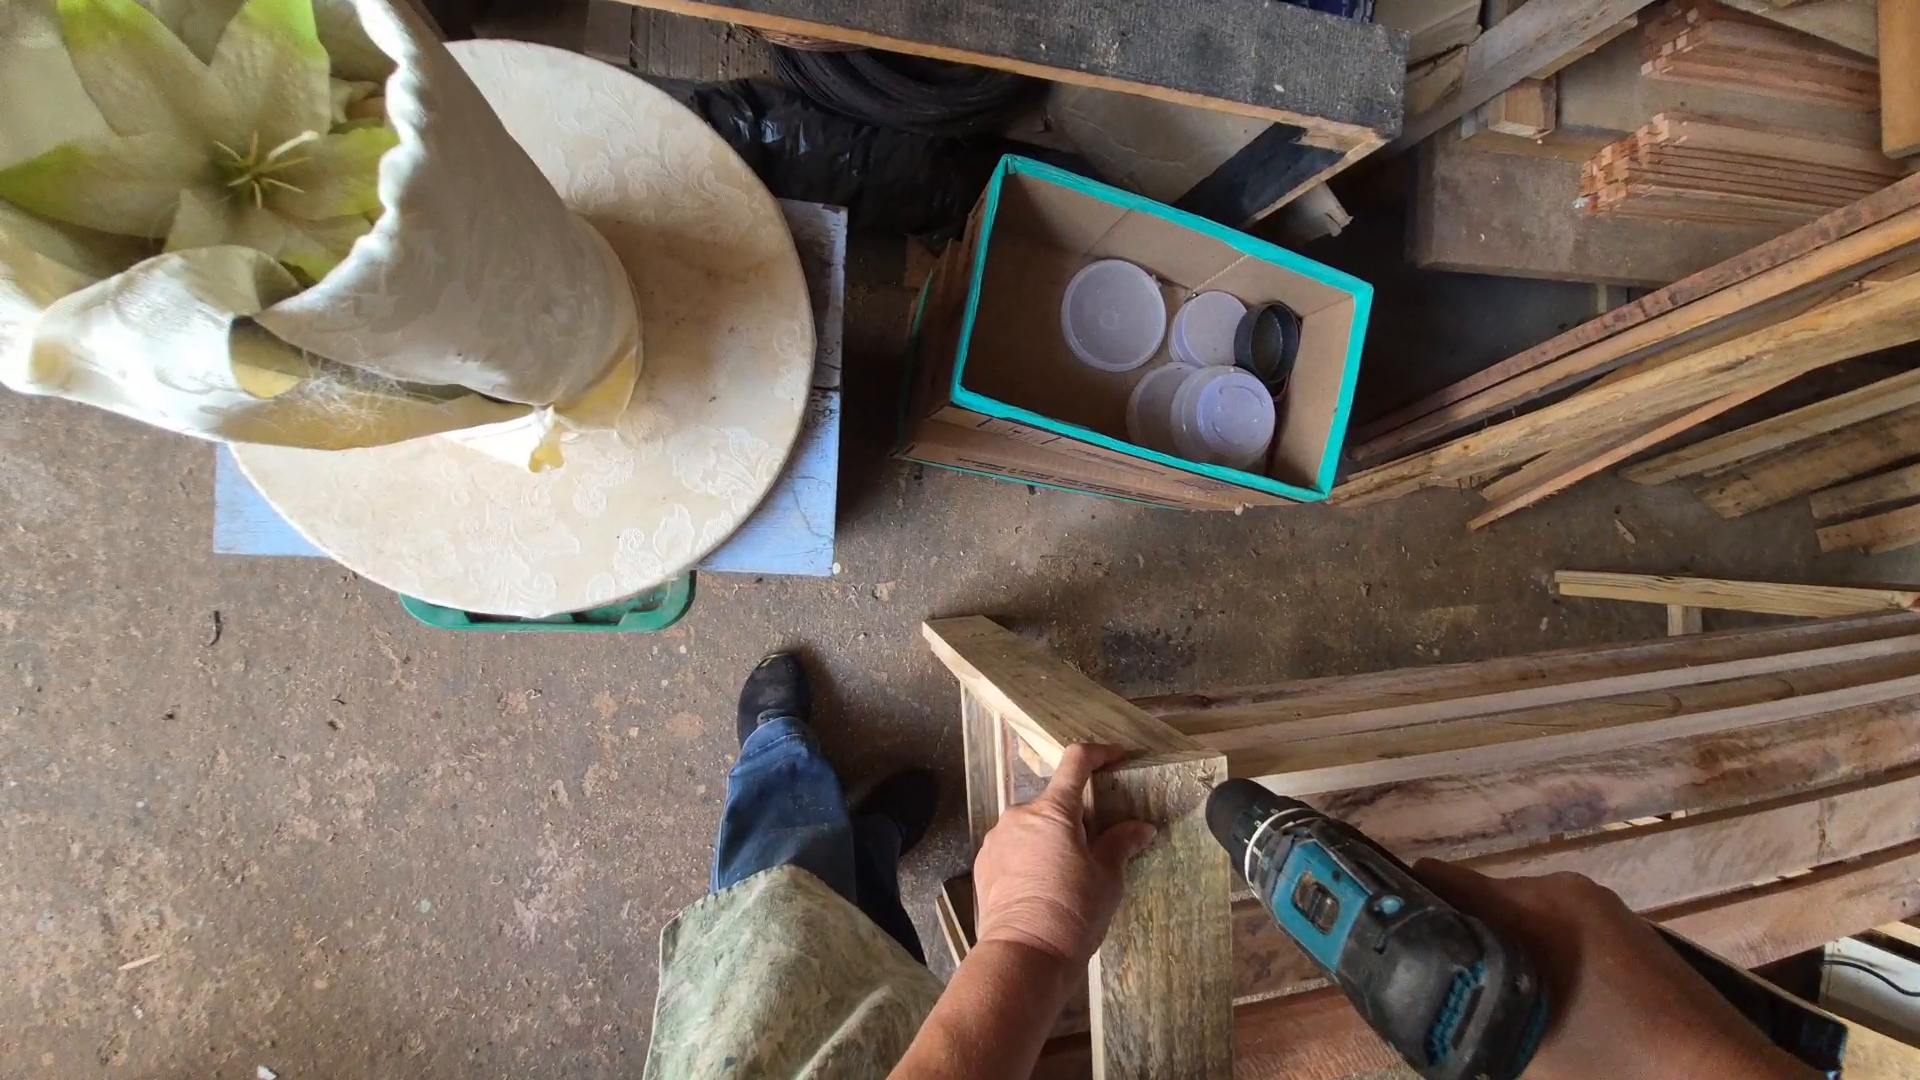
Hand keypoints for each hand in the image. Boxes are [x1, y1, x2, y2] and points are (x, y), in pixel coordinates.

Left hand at [972, 744, 1158, 965]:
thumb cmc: (1072, 913)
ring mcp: (998, 836)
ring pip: (1032, 825)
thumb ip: (1121, 844)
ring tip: (1065, 876)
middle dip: (1074, 818)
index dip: (1099, 753)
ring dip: (1050, 838)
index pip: (1076, 762)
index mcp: (1054, 810)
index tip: (1116, 757)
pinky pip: (1013, 846)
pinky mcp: (984, 860)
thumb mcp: (1107, 879)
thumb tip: (1142, 828)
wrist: (1023, 955)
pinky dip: (1029, 855)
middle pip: (1054, 802)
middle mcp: (1021, 814)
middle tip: (1094, 847)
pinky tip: (1041, 886)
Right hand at [1414, 861, 1819, 1079]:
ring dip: (1504, 944)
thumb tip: (1413, 995)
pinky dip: (1541, 950)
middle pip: (1478, 896)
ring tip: (1507, 998)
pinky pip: (1556, 922)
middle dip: (1461, 933)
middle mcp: (1558, 887)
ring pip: (1518, 911)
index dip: (1405, 898)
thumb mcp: (1527, 1051)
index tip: (1389, 928)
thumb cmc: (1621, 1067)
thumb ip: (1465, 1013)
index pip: (1438, 876)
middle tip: (1452, 981)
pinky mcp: (1625, 924)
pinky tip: (1557, 999)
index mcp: (1530, 907)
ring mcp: (1598, 903)